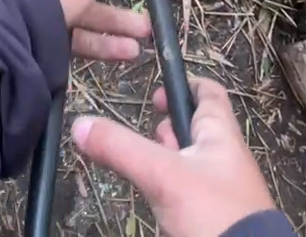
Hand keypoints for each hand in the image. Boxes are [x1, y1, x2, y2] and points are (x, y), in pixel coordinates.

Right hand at [71, 77, 277, 236]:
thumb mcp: (162, 176)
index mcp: (220, 135)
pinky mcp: (218, 221)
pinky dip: (172, 193)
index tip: (156, 93)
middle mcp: (226, 159)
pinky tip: (159, 205)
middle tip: (147, 138)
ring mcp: (224, 193)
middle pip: (195, 129)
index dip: (184, 84)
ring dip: (168, 163)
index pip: (208, 93)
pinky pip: (192, 195)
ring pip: (191, 164)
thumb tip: (78, 124)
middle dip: (167, 129)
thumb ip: (120, 148)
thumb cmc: (214, 214)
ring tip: (147, 172)